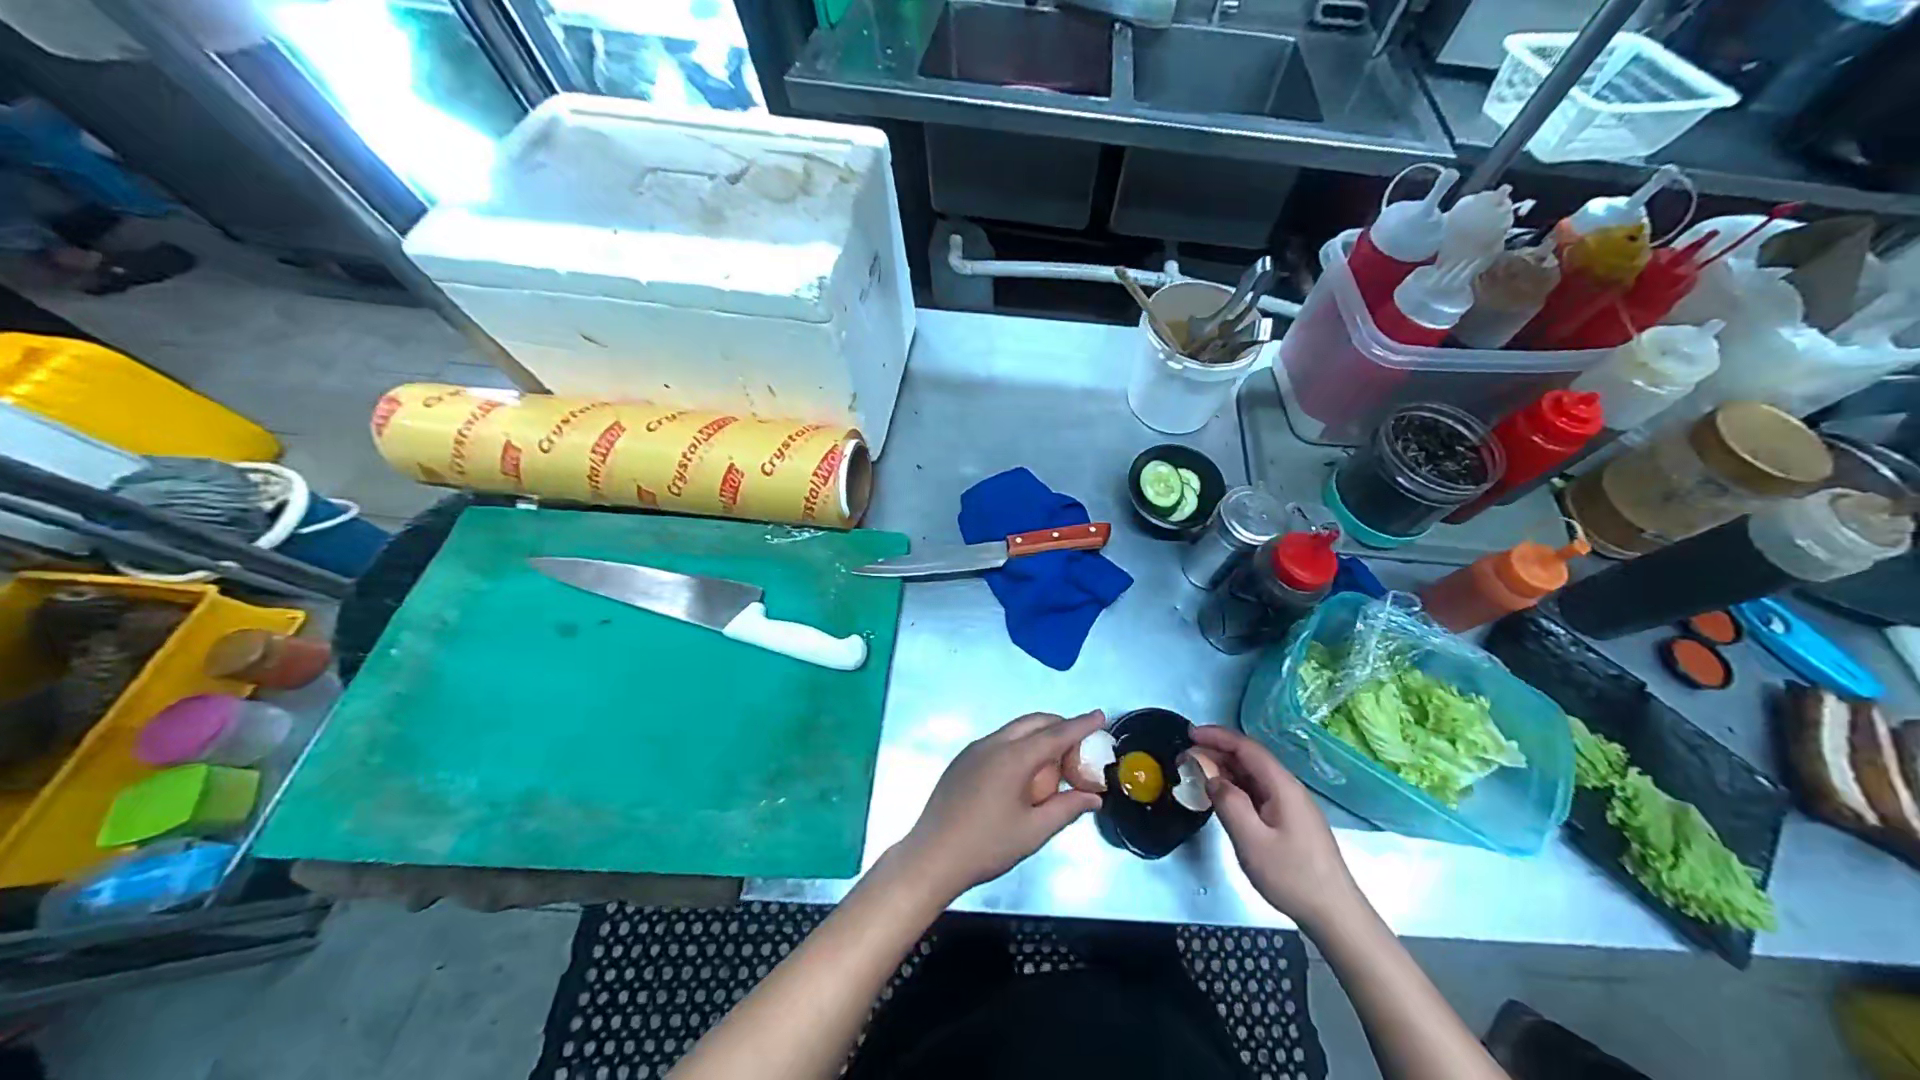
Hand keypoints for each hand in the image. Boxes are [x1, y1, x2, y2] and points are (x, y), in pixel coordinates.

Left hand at [893, 711, 1105, 902]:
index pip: (1055, 734)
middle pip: (1034, 723)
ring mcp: (974, 750)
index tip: (1100, 715)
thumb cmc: (986, 846)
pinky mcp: (962, 761)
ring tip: (1056, 761)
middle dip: (1060, 726)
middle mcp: (992, 744)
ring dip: (1039, 736)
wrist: (931, 857)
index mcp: (1012, 758)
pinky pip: (999, 741)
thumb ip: (1066, 809)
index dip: (1080, 725)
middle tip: (1082, 744)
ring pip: (1014, 730)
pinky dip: (1020, 745)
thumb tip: (1093, 797)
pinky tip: (1025, 772)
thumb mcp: (1034, 832)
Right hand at [1190, 724, 1363, 931]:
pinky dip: (1235, 786)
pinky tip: (1221, 797)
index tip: (1189, 733)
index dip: (1216, 736)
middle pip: (1250, 759)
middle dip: (1216, 751)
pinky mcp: (1290, 821)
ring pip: (1253, 776)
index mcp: (1282, 786)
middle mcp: (1289, 789)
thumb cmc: (1292, 876)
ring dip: (1224, 769)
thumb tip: (1211, 777)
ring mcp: (1291, 806)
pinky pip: (1258, 792)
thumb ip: (1228, 802)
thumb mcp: (1251, 840)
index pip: (1246, 748)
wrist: (1334, 914)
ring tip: (1196, 773)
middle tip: (1185, 757)